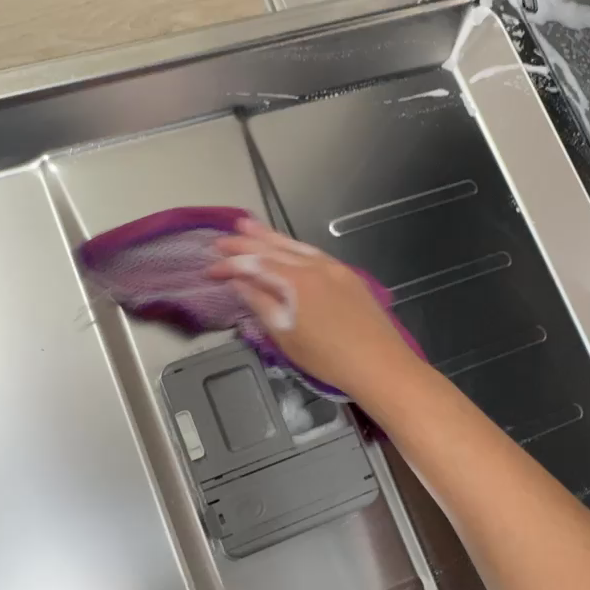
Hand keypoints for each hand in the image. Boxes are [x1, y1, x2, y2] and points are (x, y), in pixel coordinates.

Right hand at [208, 218, 422, 401]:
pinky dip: (294, 247)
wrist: (379, 364)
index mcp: (296, 280)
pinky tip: (287, 247)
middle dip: (245, 242)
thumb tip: (239, 283)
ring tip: (248, 226)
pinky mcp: (347, 276)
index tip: (209, 269)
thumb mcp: (286, 334)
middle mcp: (315, 265)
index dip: (230, 265)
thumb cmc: (328, 357)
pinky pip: (314, 253)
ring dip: (270, 236)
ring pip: (296, 246)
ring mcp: (334, 268)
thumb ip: (261, 304)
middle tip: (221, 238)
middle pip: (274, 248)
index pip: (255, 264)